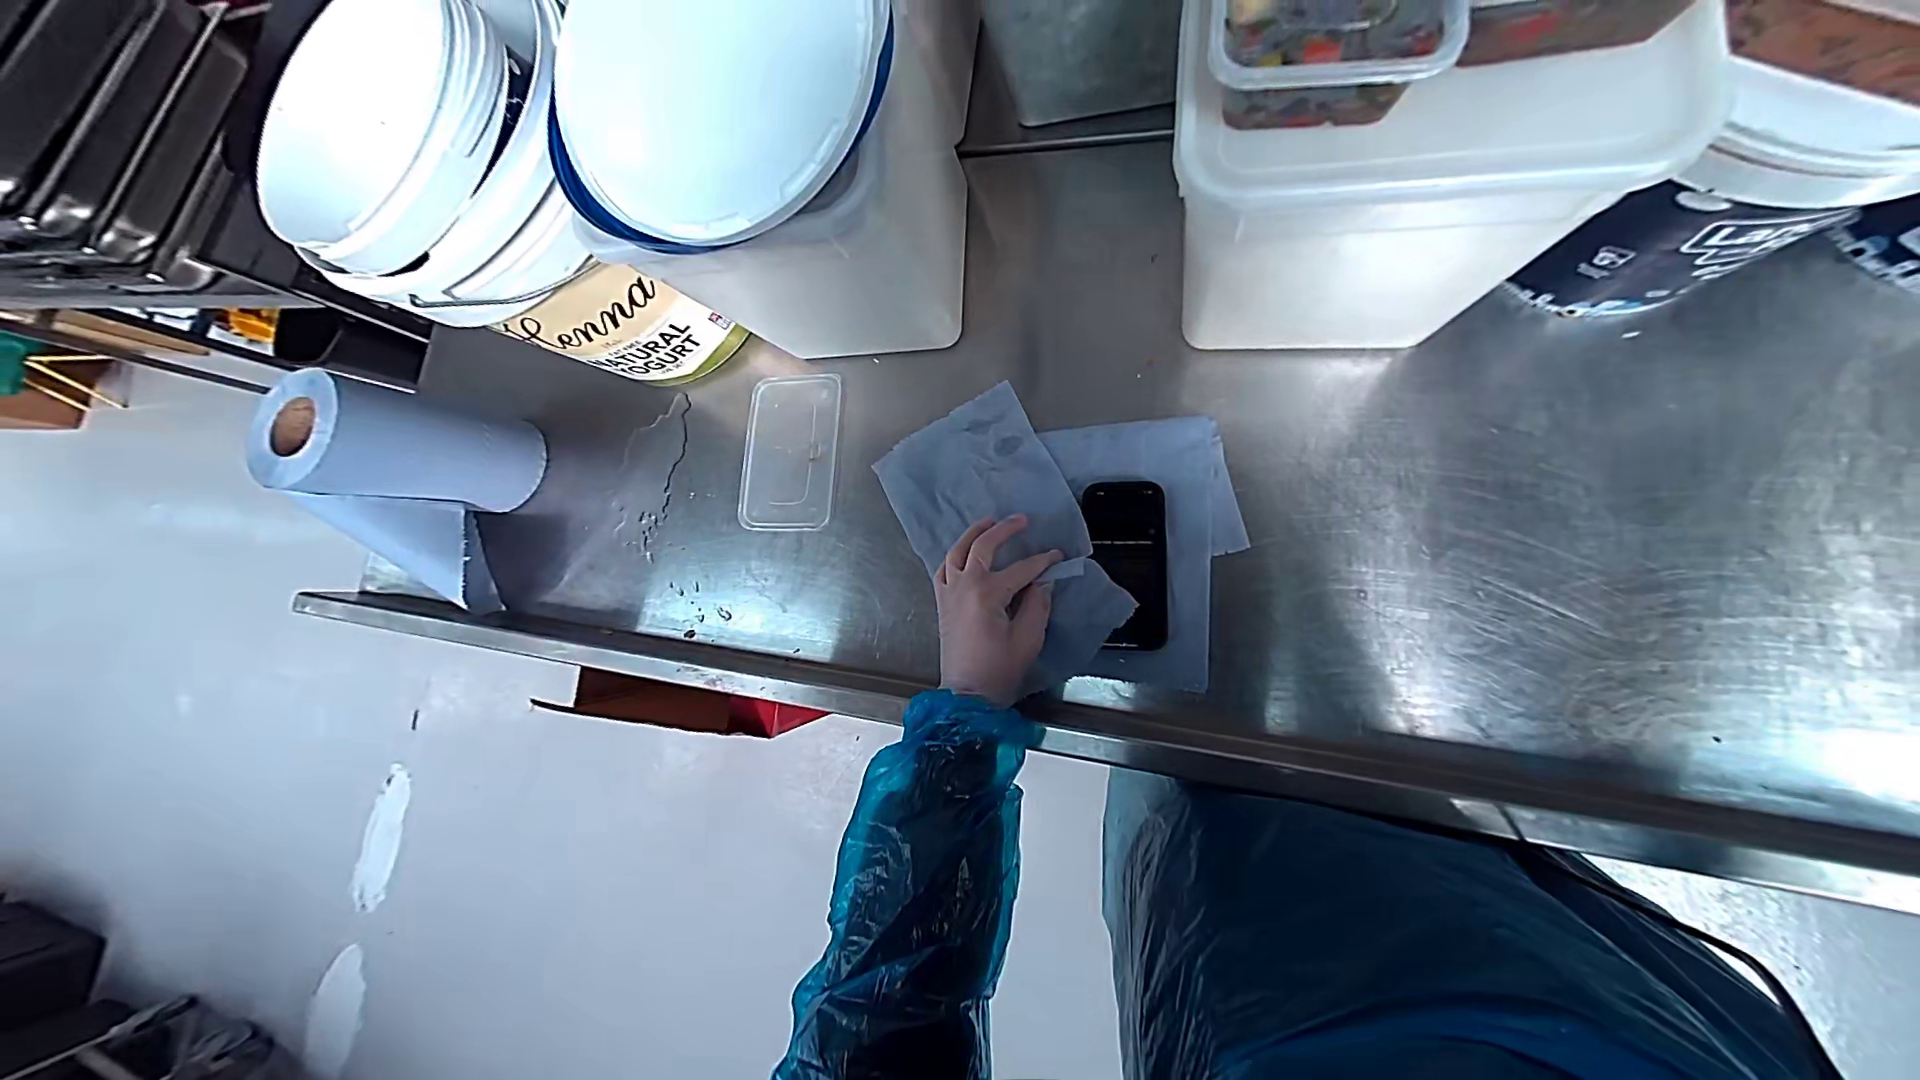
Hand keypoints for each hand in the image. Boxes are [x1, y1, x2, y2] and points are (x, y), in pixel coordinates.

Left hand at [935, 515, 1063, 706]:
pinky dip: (954, 555)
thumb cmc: (999, 670)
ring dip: (973, 534)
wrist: (967, 695)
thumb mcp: (1028, 639)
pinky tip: (964, 551)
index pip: (1021, 569)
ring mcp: (949, 593)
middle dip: (1004, 530)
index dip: (1042, 561)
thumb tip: (1042, 582)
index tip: (1057, 556)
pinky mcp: (942, 603)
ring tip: (988, 522)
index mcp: (987, 593)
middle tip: (1021, 520)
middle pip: (983, 546)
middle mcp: (964, 586)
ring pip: (957, 551)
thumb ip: (1037, 605)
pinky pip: (944, 569)